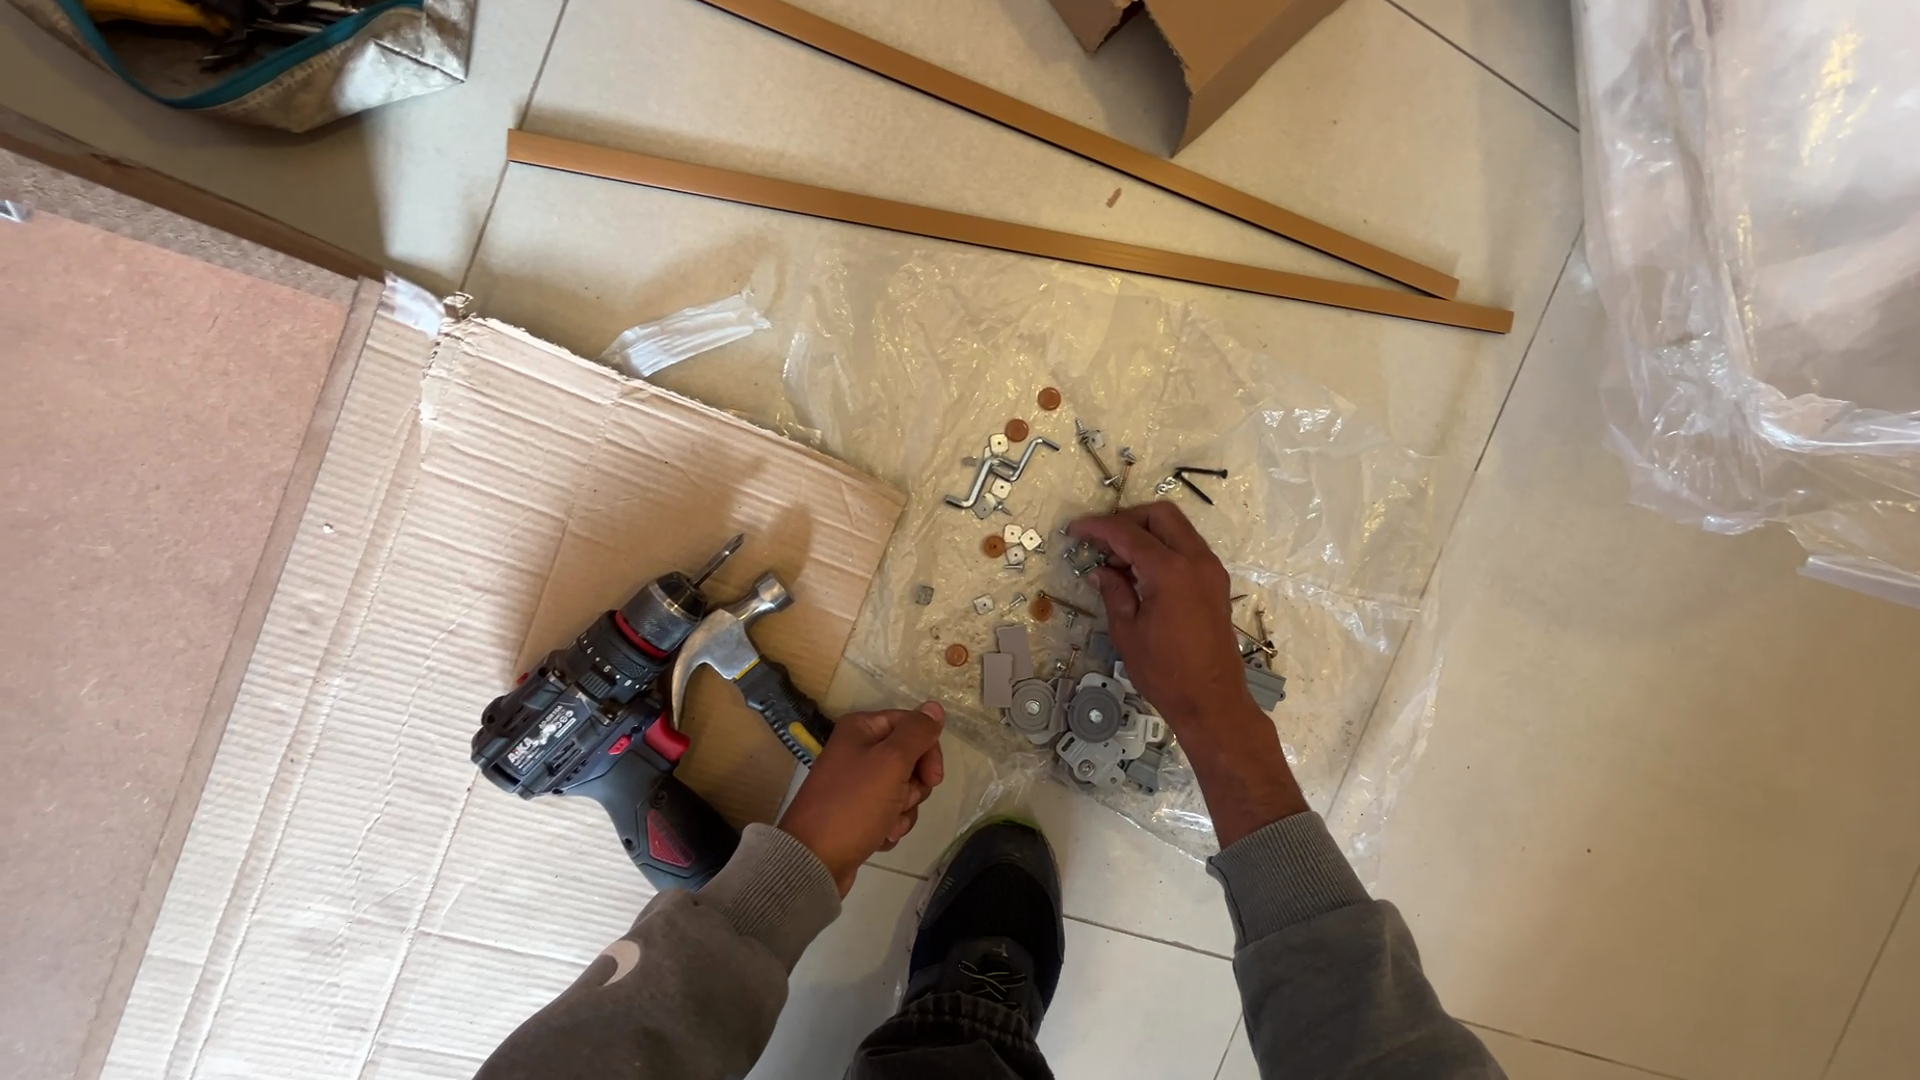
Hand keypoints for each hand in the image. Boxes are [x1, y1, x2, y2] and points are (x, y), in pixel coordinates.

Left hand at [778, 701, 945, 895]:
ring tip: (886, 824)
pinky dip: (890, 825)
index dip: (928, 750)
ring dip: (904, 809)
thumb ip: (917, 733)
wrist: (813, 862)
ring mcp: (857, 784)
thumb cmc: (853, 805)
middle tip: (901, 800)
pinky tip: (879, 837)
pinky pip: (890, 812)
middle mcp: (857, 750)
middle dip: (914, 785)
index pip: (911, 725)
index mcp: (861, 729)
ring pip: (904, 789)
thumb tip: (934, 707)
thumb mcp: (891, 762)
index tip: (933, 778)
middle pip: (910, 758)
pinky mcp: (857, 813)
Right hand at [1070, 503, 1305, 845]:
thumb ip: (1114, 592)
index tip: (1075, 530)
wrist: (1212, 701)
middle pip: (1160, 515)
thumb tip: (1100, 571)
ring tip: (1117, 561)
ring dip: (1145, 533)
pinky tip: (1140, 573)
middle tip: (1100, 541)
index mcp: (1171, 571)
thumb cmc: (1165, 672)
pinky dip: (1162, 548)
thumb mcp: (1127, 631)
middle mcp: (1196, 561)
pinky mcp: (1216, 583)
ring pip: (1176, 528)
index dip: (1098, 528)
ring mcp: (1211, 570)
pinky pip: (1186, 548)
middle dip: (1127, 519)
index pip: (1128, 533)